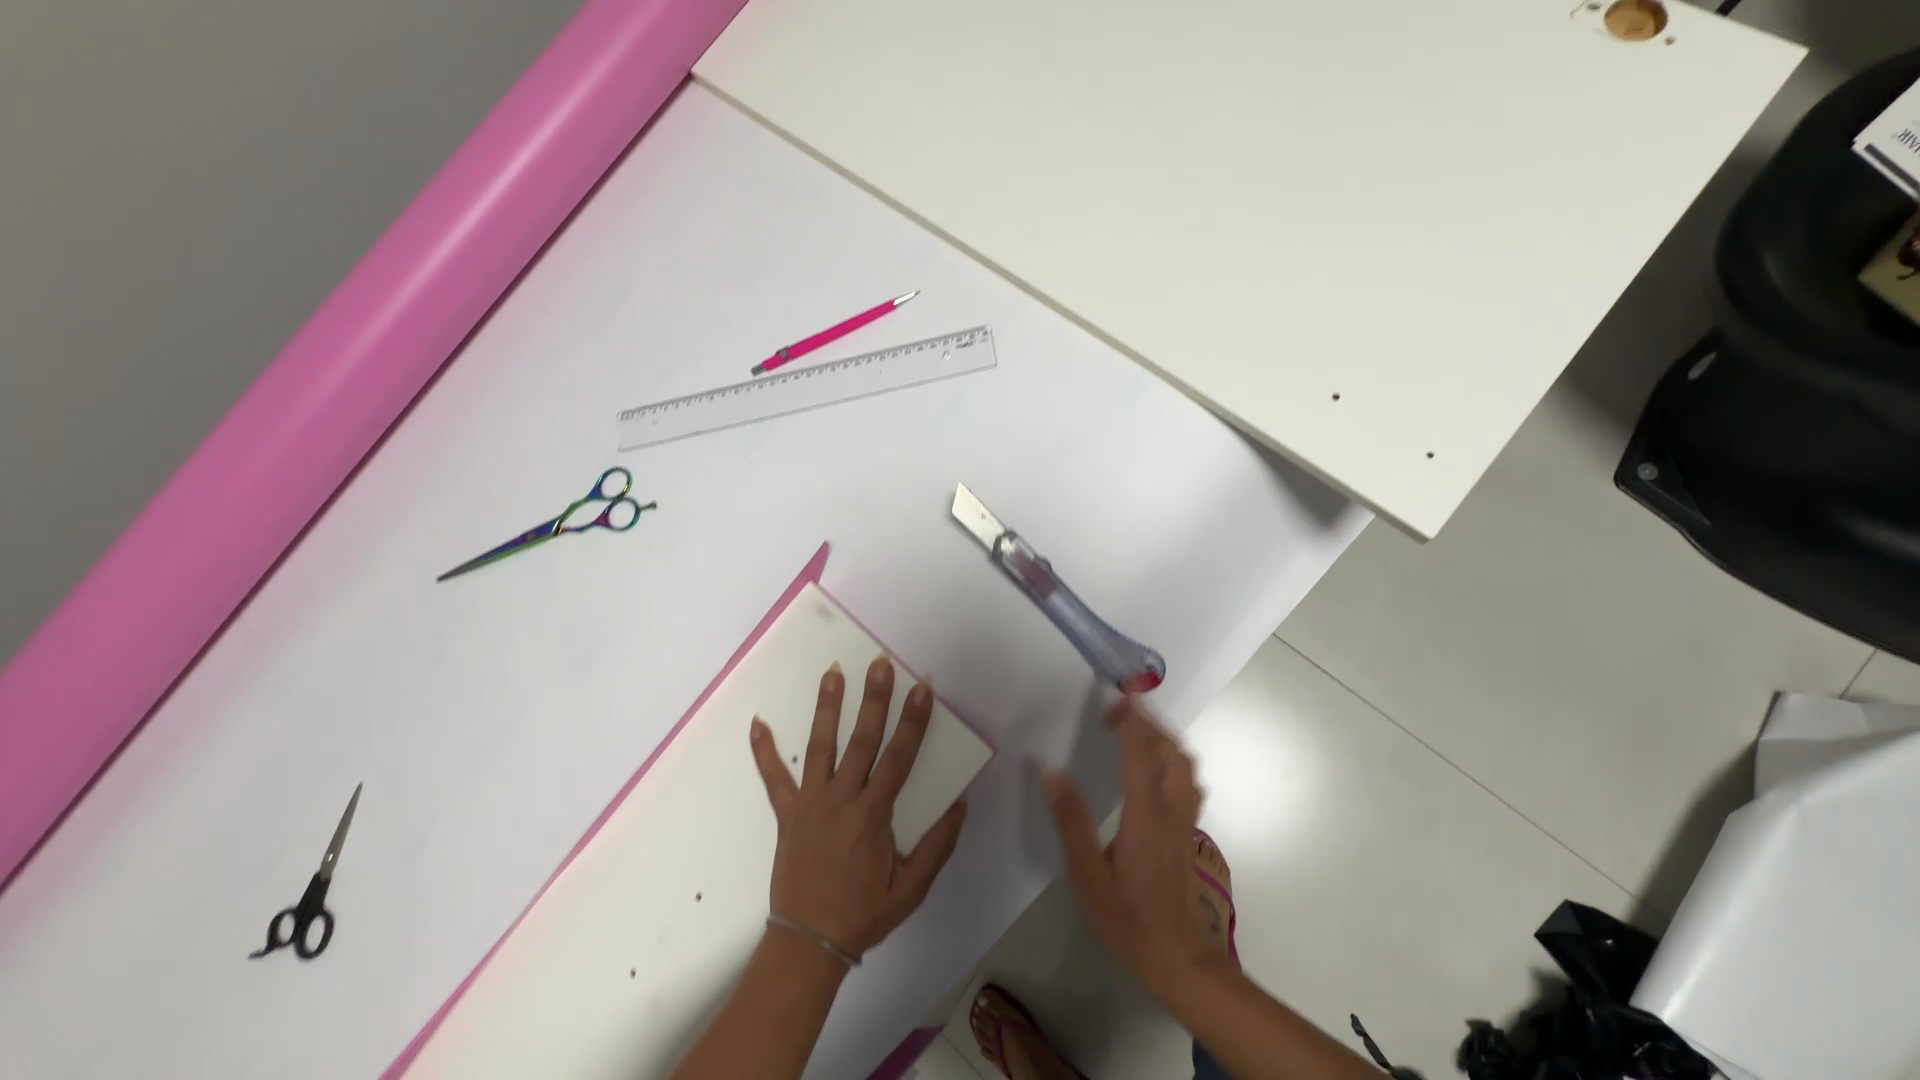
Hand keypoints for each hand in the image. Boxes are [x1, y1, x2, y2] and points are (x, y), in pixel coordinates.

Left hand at [749, 657, 967, 960]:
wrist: (809, 941)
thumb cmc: (865, 914)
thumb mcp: (912, 888)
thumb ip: (938, 845)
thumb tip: (959, 804)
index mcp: (873, 815)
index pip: (899, 758)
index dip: (913, 721)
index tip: (922, 688)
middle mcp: (841, 800)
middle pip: (861, 741)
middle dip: (874, 700)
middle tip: (879, 664)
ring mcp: (809, 804)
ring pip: (819, 747)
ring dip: (827, 708)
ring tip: (832, 672)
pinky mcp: (786, 815)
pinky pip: (773, 779)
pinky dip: (764, 751)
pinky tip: (757, 722)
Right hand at [1044, 698, 1213, 992]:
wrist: (1176, 955)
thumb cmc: (1125, 916)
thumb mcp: (1086, 873)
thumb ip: (1071, 820)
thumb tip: (1051, 772)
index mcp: (1144, 815)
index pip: (1141, 752)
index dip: (1134, 716)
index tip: (1124, 688)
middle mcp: (1171, 809)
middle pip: (1170, 750)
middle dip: (1148, 721)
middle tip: (1118, 709)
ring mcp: (1186, 821)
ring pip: (1185, 764)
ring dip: (1164, 739)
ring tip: (1136, 731)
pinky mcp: (1190, 832)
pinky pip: (1189, 781)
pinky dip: (1174, 761)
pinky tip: (1155, 770)